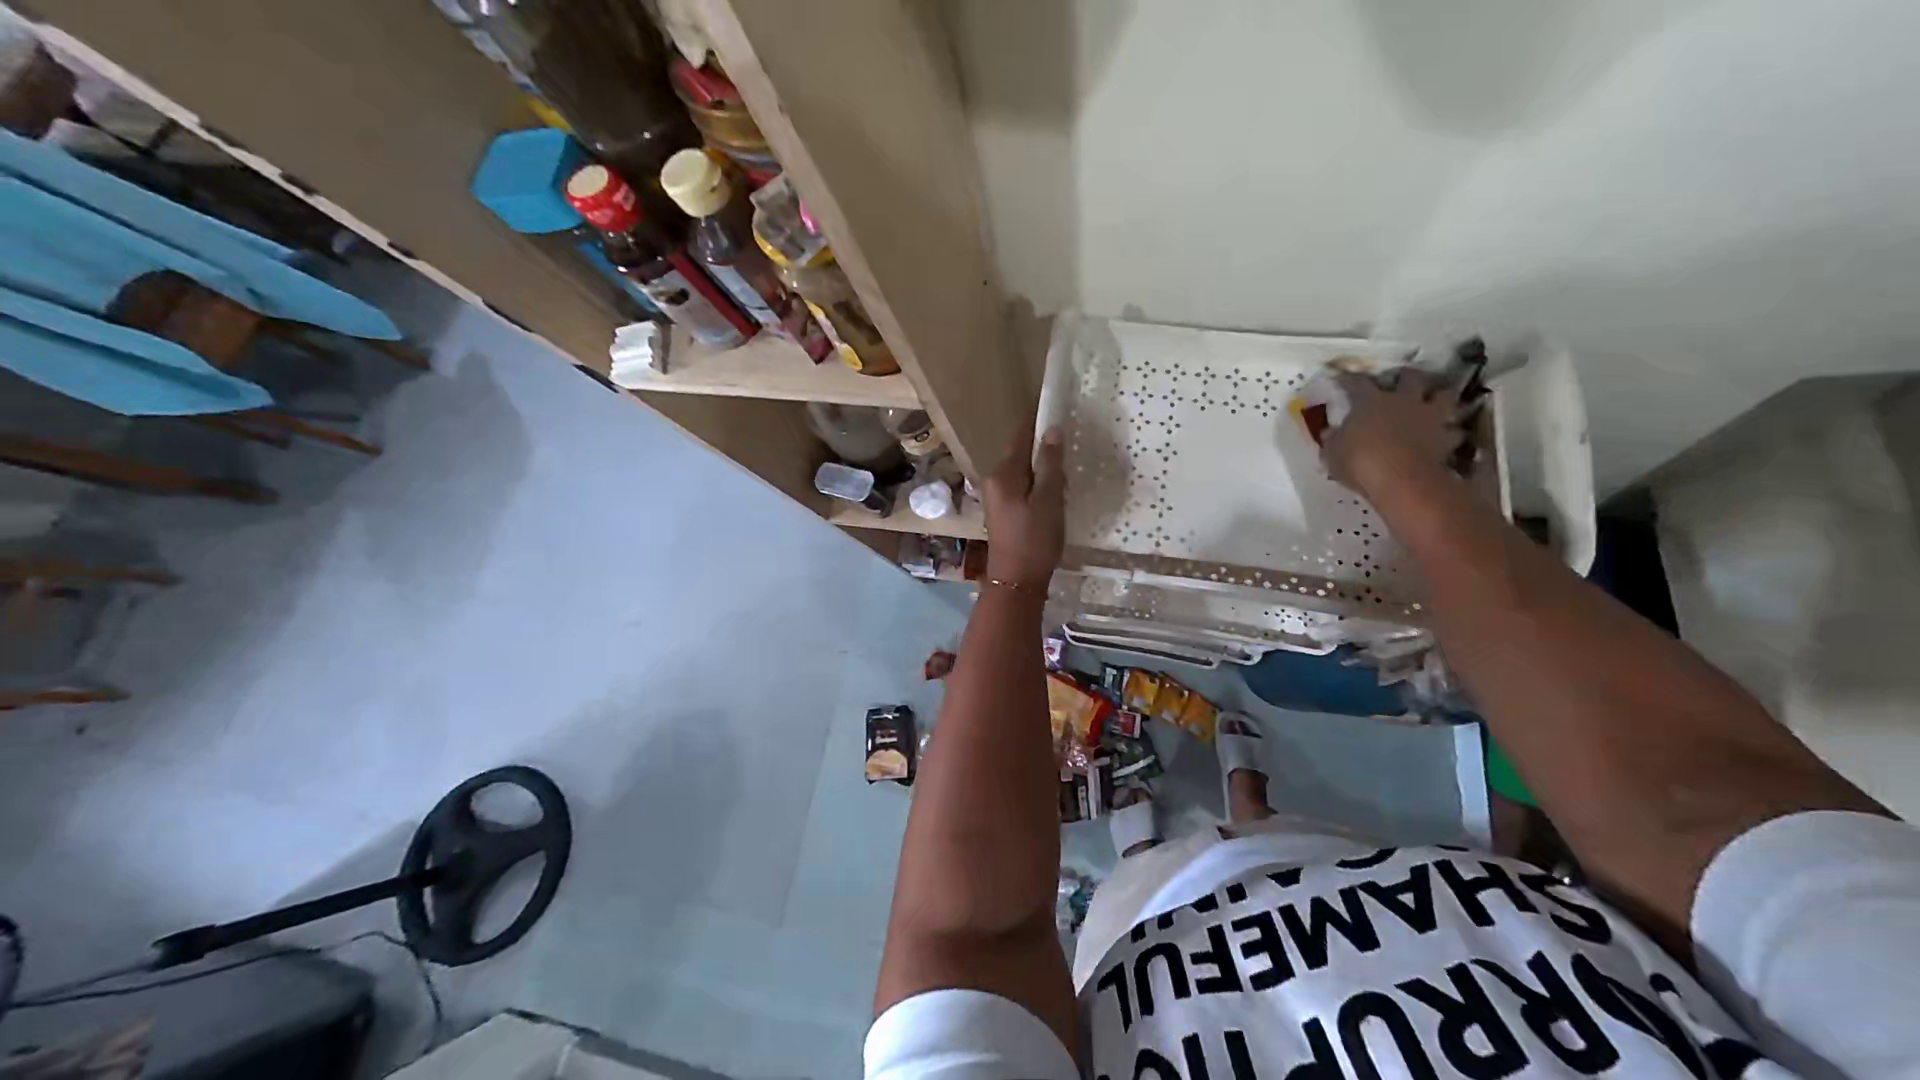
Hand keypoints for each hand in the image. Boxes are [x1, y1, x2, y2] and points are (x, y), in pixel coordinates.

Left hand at [983, 425, 1064, 588]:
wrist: (1017, 582)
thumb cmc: (1035, 540)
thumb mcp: (1049, 499)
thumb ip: (1050, 464)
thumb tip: (1053, 429)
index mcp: (1002, 473)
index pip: (1020, 436)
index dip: (1039, 424)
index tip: (1061, 416)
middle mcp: (993, 480)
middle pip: (1020, 454)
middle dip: (1044, 450)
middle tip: (1072, 450)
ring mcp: (996, 497)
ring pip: (1023, 472)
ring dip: (1043, 470)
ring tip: (1067, 473)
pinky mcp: (1003, 512)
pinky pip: (1022, 488)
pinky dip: (1038, 486)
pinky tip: (1055, 495)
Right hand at [1320, 370, 1465, 496]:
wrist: (1400, 480)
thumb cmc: (1359, 461)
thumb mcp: (1332, 452)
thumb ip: (1333, 439)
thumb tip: (1331, 432)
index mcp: (1371, 401)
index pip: (1357, 383)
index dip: (1349, 379)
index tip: (1342, 378)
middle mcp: (1404, 401)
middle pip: (1411, 377)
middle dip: (1407, 377)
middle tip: (1402, 381)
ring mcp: (1429, 418)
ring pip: (1444, 397)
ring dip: (1439, 398)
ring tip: (1433, 404)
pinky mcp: (1447, 439)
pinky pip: (1454, 431)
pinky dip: (1451, 433)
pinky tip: (1446, 438)